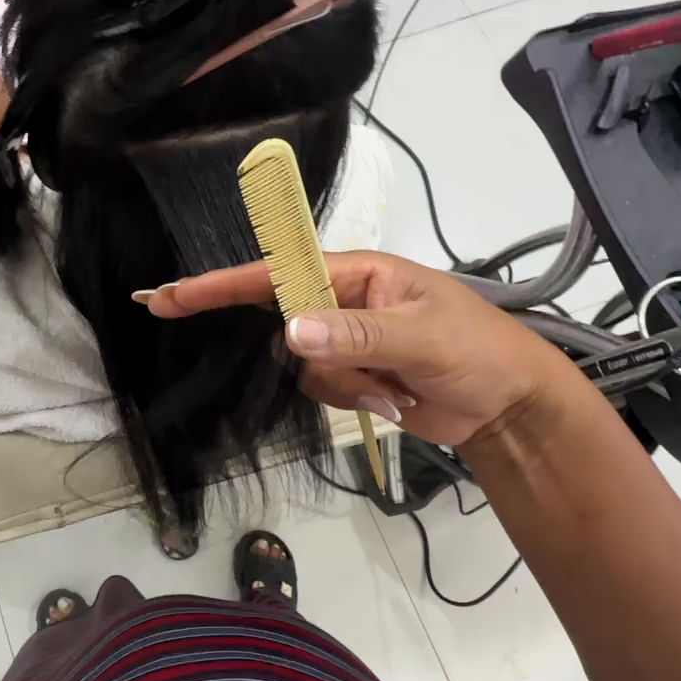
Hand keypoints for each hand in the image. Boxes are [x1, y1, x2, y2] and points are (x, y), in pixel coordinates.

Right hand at [144, 251, 577, 445]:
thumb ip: (355, 335)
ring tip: (395, 388)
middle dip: (296, 342)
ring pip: (302, 363)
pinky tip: (394, 401)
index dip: (221, 284)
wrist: (509, 408)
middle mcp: (343, 302)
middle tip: (220, 329)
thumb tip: (290, 332)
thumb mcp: (421, 338)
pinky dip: (353, 399)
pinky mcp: (352, 375)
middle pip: (282, 318)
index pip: (278, 273)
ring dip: (343, 382)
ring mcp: (346, 340)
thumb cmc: (478, 353)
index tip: (171, 295)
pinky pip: (321, 386)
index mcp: (359, 273)